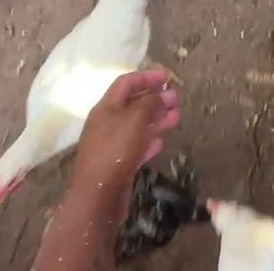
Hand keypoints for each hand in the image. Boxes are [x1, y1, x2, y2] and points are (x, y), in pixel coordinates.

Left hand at [73, 70, 179, 203]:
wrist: (98, 196)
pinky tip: (161, 142)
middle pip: (132, 104)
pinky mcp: (115, 164)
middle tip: (176, 99)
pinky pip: (134, 145)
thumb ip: (152, 102)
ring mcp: (109, 144)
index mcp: (106, 107)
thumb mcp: (137, 118)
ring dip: (156, 119)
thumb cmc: (116, 149)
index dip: (146, 76)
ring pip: (136, 125)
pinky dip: (149, 140)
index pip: (126, 83)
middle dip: (155, 99)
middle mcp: (106, 123)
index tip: (166, 77)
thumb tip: (164, 94)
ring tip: (176, 117)